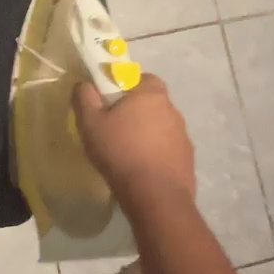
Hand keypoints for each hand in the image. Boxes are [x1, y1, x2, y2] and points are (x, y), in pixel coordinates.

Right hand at [72, 74, 194, 211]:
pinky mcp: (188, 160)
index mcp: (151, 95)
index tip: (112, 99)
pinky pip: (168, 148)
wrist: (155, 196)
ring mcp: (184, 137)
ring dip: (147, 132)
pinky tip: (140, 167)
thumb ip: (85, 97)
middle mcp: (173, 111)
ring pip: (161, 126)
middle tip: (114, 124)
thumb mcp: (90, 122)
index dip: (128, 85)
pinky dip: (156, 152)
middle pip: (153, 102)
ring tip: (126, 150)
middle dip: (136, 110)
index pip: (144, 77)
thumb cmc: (120, 151)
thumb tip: (85, 83)